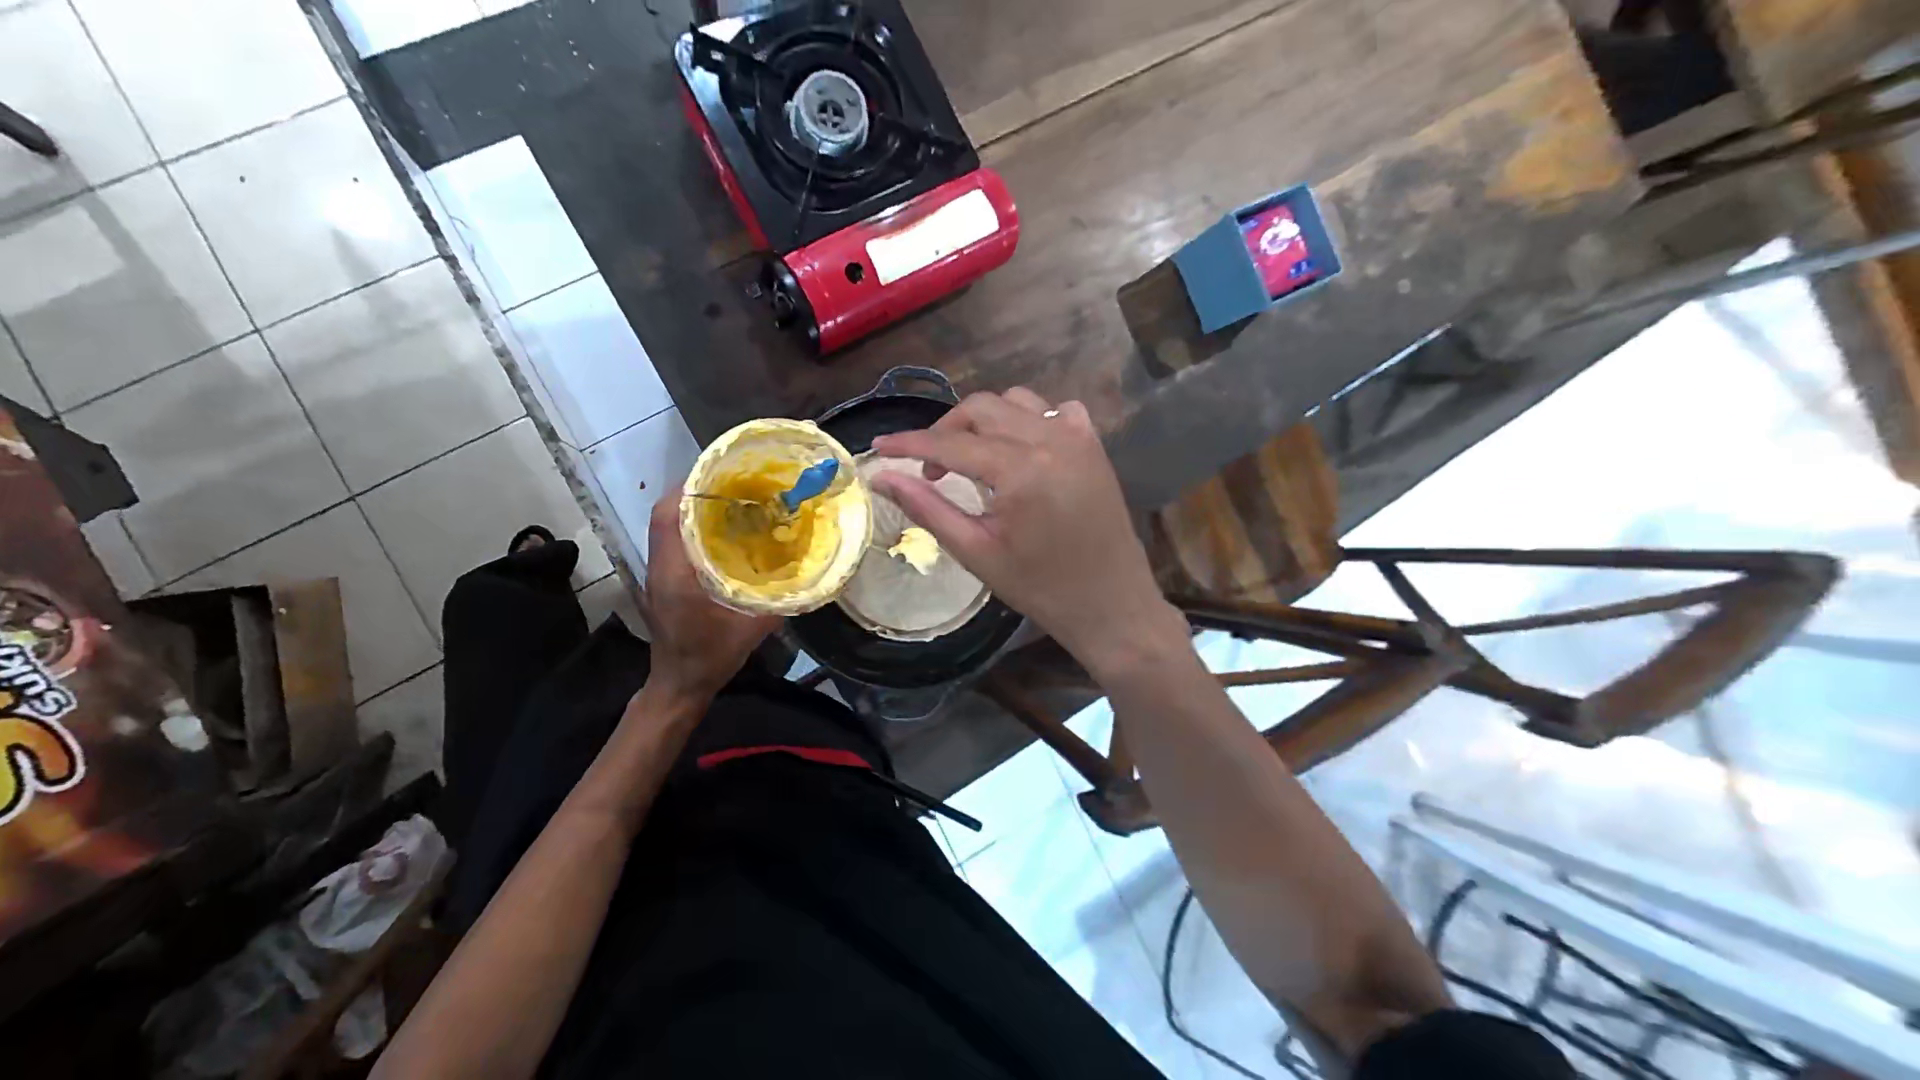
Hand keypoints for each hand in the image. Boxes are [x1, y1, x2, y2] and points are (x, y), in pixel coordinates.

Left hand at [637, 486, 780, 706]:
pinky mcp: (665, 579)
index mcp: (676, 573)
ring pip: (669, 525)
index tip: (721, 474)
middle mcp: (661, 566)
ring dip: (693, 508)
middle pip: (667, 513)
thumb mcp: (751, 630)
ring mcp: (659, 572)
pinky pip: (675, 540)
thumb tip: (809, 572)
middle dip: (696, 491)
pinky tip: (725, 531)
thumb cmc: (709, 657)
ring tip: (733, 500)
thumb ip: (778, 602)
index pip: (668, 516)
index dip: (689, 488)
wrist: (679, 685)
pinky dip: (694, 527)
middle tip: (735, 484)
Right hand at [870, 388, 1187, 677]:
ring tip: (970, 459)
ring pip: (1016, 403)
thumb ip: (928, 508)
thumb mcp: (977, 552)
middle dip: (945, 431)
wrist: (1112, 605)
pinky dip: (1027, 420)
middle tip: (930, 470)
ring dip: (984, 421)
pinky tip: (1019, 450)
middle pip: (981, 409)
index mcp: (1021, 470)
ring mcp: (1078, 437)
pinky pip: (1053, 411)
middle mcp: (1051, 439)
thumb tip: (883, 477)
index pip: (951, 444)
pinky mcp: (1093, 445)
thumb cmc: (1042, 588)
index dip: (910, 444)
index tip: (879, 447)